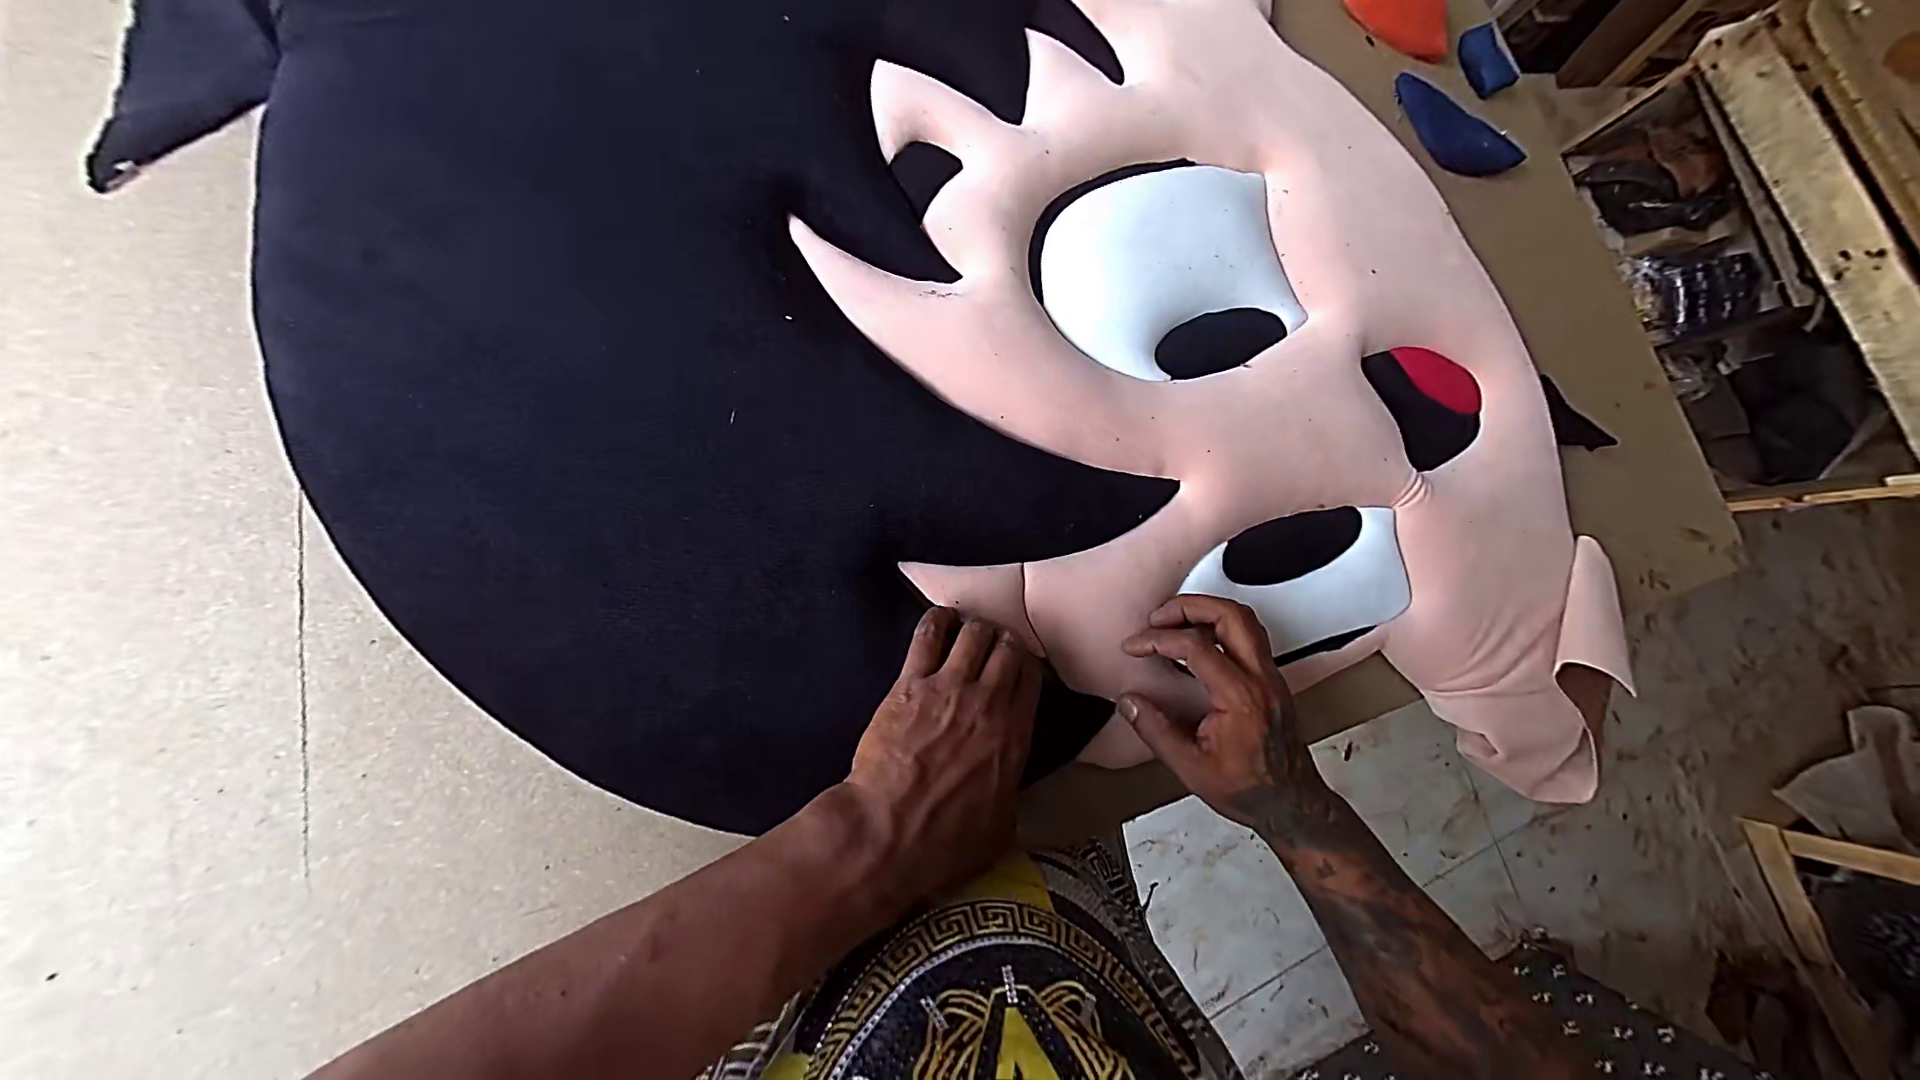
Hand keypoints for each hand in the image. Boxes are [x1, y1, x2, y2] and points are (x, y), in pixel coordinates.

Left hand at [843, 607, 1042, 904]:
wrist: (888, 831)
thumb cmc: (942, 841)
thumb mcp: (999, 828)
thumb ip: (1010, 795)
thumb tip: (1007, 790)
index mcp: (1014, 736)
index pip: (1032, 681)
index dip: (1029, 666)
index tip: (1022, 666)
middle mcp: (987, 704)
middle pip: (1008, 650)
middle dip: (1005, 641)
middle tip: (997, 644)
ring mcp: (948, 688)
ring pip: (975, 634)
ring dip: (976, 628)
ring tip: (971, 629)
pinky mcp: (910, 684)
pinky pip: (929, 635)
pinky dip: (938, 621)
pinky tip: (940, 619)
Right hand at [1118, 595, 1326, 827]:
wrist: (1292, 805)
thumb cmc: (1250, 789)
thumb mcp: (1191, 767)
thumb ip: (1155, 730)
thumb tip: (1128, 702)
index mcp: (1240, 697)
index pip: (1195, 645)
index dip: (1157, 639)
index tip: (1135, 646)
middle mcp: (1261, 679)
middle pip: (1229, 614)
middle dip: (1187, 606)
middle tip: (1159, 617)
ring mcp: (1270, 677)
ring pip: (1244, 619)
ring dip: (1207, 611)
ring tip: (1176, 620)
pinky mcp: (1272, 680)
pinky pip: (1249, 636)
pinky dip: (1220, 626)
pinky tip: (1198, 640)